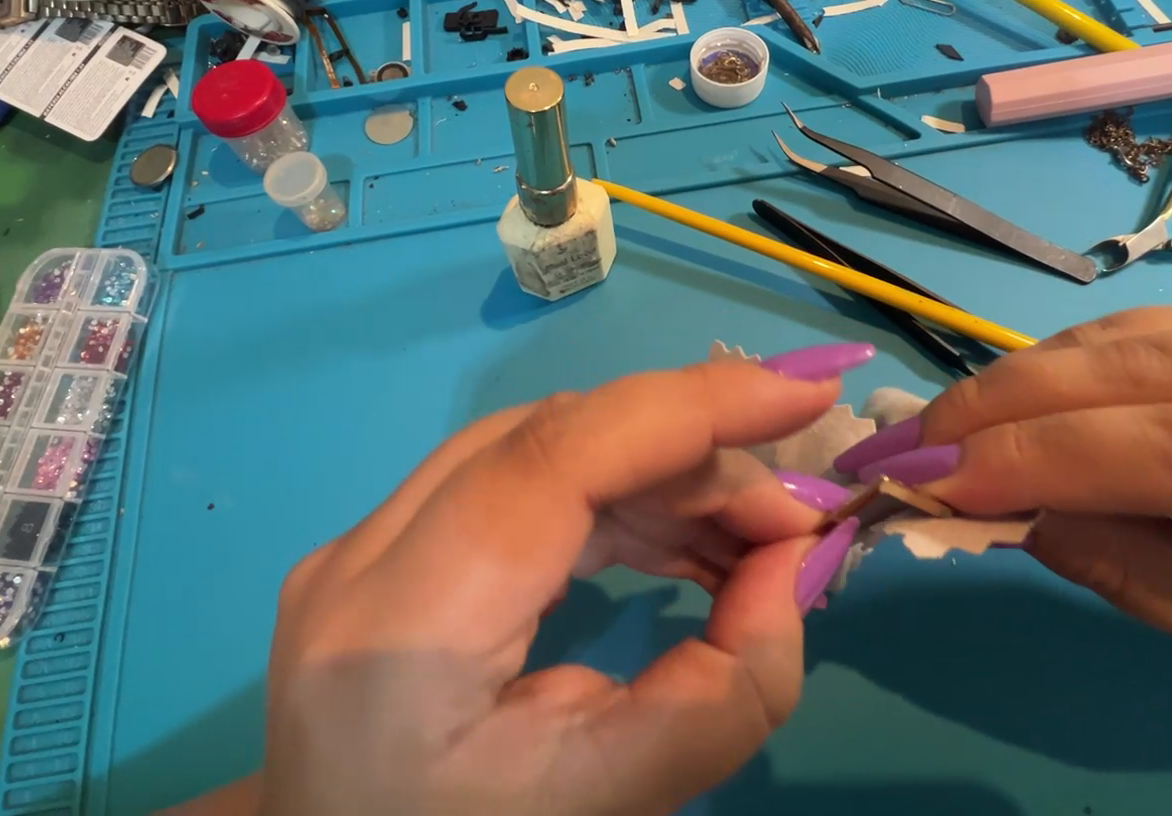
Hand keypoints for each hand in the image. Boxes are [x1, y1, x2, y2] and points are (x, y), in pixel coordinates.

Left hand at [240, 346, 869, 815]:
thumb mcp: (605, 805)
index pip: (557, 455)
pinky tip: (685, 546)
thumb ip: (720, 693)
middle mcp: (367, 553)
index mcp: (400, 625)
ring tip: (754, 543)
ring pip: (548, 450)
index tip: (804, 395)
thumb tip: (789, 566)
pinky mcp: (396, 545)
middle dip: (697, 459)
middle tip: (794, 524)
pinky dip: (620, 504)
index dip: (691, 405)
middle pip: (558, 441)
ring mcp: (370, 540)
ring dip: (664, 481)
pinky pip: (527, 484)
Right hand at [832, 308, 1171, 802]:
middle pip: (1170, 364)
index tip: (946, 479)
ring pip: (1155, 329)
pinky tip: (1023, 392)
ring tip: (953, 420)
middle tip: (921, 439)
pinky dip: (1072, 358)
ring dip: (1032, 371)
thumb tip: (1010, 508)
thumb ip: (1144, 575)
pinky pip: (1164, 324)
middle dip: (1020, 397)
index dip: (1062, 453)